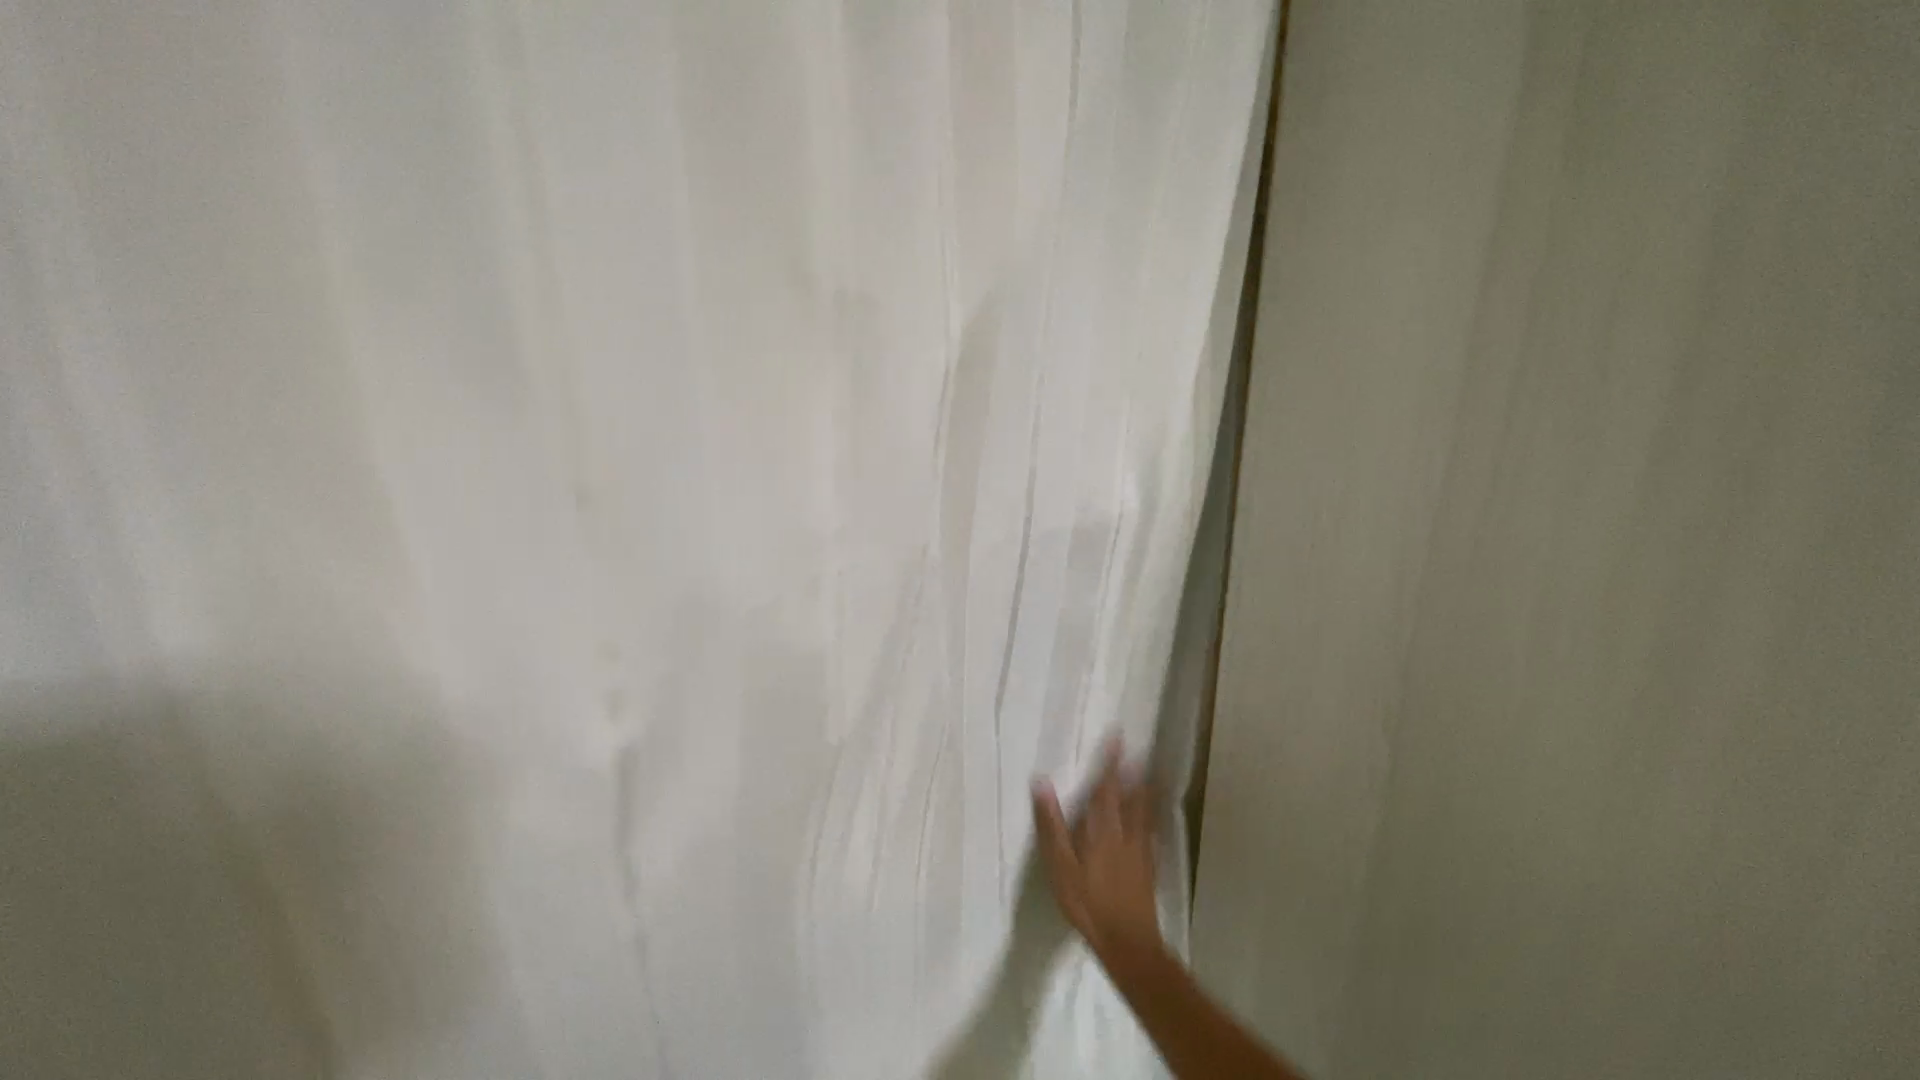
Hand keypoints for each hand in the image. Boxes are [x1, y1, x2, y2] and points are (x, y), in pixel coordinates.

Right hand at [1031, 738, 1162, 958]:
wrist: (1128, 941)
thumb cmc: (1088, 904)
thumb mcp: (1061, 867)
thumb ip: (1051, 824)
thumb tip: (1041, 783)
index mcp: (1102, 830)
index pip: (1107, 787)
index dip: (1111, 761)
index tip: (1117, 737)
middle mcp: (1126, 834)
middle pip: (1132, 796)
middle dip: (1134, 771)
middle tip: (1138, 748)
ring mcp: (1141, 851)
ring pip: (1145, 812)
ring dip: (1146, 789)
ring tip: (1150, 772)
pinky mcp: (1150, 867)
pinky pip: (1152, 832)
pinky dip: (1152, 817)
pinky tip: (1153, 819)